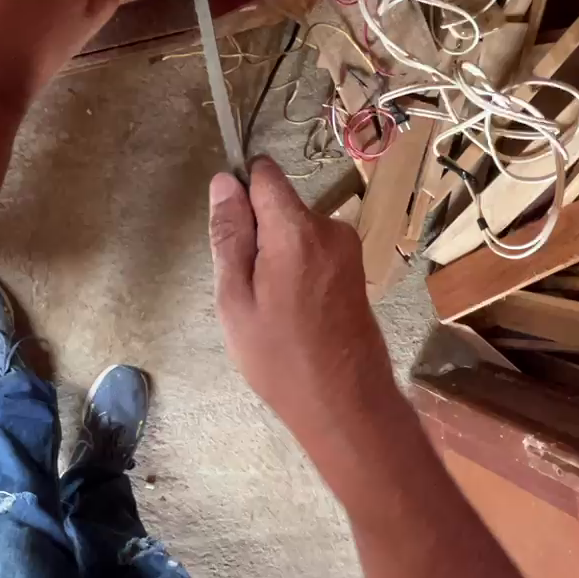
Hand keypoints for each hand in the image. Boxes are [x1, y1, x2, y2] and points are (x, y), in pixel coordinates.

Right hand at [209, 158, 405, 457]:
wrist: (346, 403)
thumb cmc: (280, 358)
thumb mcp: (235, 299)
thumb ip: (229, 236)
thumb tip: (223, 182)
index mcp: (296, 230)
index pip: (264, 174)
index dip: (239, 192)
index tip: (230, 234)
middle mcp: (330, 228)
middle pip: (279, 205)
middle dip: (256, 234)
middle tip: (248, 289)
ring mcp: (348, 248)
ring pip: (294, 231)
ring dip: (276, 256)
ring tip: (271, 307)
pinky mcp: (355, 269)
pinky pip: (313, 251)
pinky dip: (296, 270)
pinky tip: (294, 313)